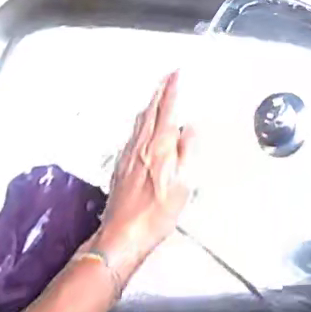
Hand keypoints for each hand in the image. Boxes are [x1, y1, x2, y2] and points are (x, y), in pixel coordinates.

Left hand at [93, 72, 198, 283]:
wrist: (121, 237)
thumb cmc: (156, 214)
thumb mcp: (183, 184)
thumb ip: (187, 151)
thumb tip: (189, 126)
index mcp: (159, 146)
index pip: (167, 109)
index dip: (172, 89)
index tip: (177, 74)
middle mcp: (142, 145)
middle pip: (150, 110)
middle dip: (160, 91)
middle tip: (167, 77)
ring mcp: (128, 155)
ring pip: (140, 121)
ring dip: (149, 103)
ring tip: (156, 94)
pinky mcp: (120, 166)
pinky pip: (132, 133)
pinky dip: (141, 120)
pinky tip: (141, 124)